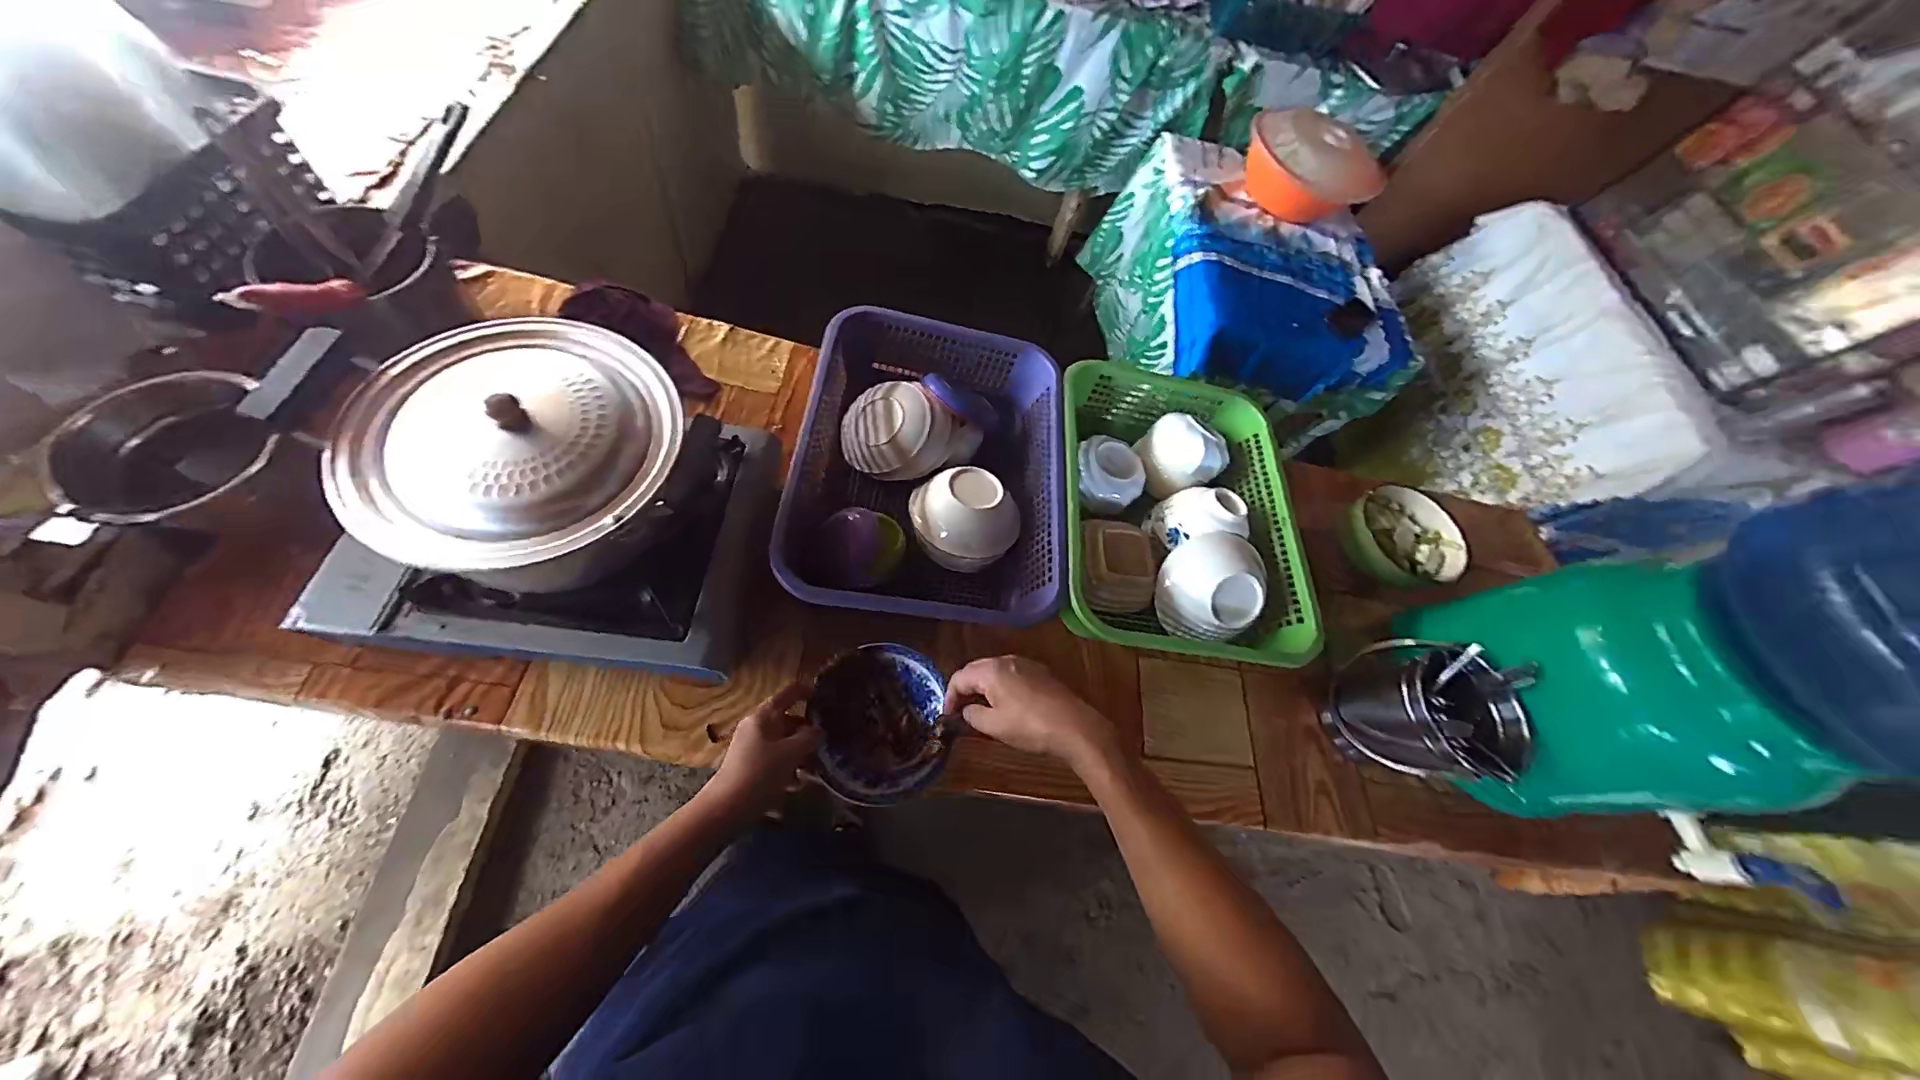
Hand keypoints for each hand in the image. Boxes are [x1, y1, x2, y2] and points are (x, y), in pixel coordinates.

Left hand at [702, 682, 818, 820]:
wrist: (726, 809)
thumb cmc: (761, 773)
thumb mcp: (791, 753)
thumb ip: (810, 737)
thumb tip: (818, 730)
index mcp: (763, 716)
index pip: (790, 693)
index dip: (808, 692)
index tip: (827, 701)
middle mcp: (756, 727)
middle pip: (789, 721)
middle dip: (808, 735)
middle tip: (826, 747)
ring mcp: (752, 747)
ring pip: (784, 744)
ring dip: (801, 756)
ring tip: (814, 772)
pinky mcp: (750, 767)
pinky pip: (775, 761)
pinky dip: (787, 770)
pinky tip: (795, 786)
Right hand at [945, 656, 1119, 772]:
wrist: (1075, 727)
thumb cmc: (1029, 726)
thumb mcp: (993, 726)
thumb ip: (972, 716)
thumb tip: (966, 711)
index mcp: (991, 670)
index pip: (960, 677)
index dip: (949, 697)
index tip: (948, 716)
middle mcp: (1007, 660)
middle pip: (977, 670)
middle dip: (965, 689)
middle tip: (960, 711)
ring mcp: (1027, 664)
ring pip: (996, 671)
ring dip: (984, 688)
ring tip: (981, 709)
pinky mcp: (1042, 673)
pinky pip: (1013, 675)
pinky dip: (1002, 687)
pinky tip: (1006, 705)